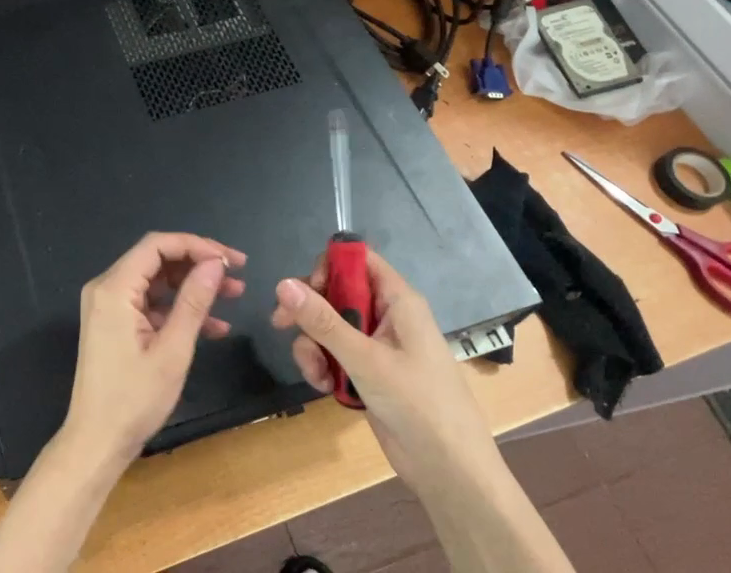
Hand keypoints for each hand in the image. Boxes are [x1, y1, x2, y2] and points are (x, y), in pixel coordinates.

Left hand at [60, 232, 246, 465]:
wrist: (97, 441)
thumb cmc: (133, 399)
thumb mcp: (172, 350)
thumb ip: (193, 302)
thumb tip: (215, 263)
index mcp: (114, 288)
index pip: (157, 245)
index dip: (196, 246)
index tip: (231, 260)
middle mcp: (106, 289)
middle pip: (157, 259)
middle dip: (198, 264)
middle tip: (238, 275)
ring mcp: (109, 307)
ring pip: (157, 281)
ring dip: (194, 287)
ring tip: (233, 297)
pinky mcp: (115, 324)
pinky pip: (150, 304)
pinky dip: (179, 310)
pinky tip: (214, 327)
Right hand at [271, 248, 495, 485]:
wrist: (449, 470)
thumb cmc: (417, 403)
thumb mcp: (365, 359)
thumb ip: (322, 321)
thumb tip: (283, 283)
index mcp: (399, 301)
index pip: (358, 260)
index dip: (328, 267)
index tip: (303, 290)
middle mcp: (387, 317)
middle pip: (336, 293)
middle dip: (310, 312)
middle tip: (282, 326)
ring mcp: (378, 346)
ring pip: (330, 327)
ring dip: (314, 347)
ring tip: (316, 374)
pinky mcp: (369, 373)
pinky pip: (335, 355)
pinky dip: (324, 367)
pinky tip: (325, 388)